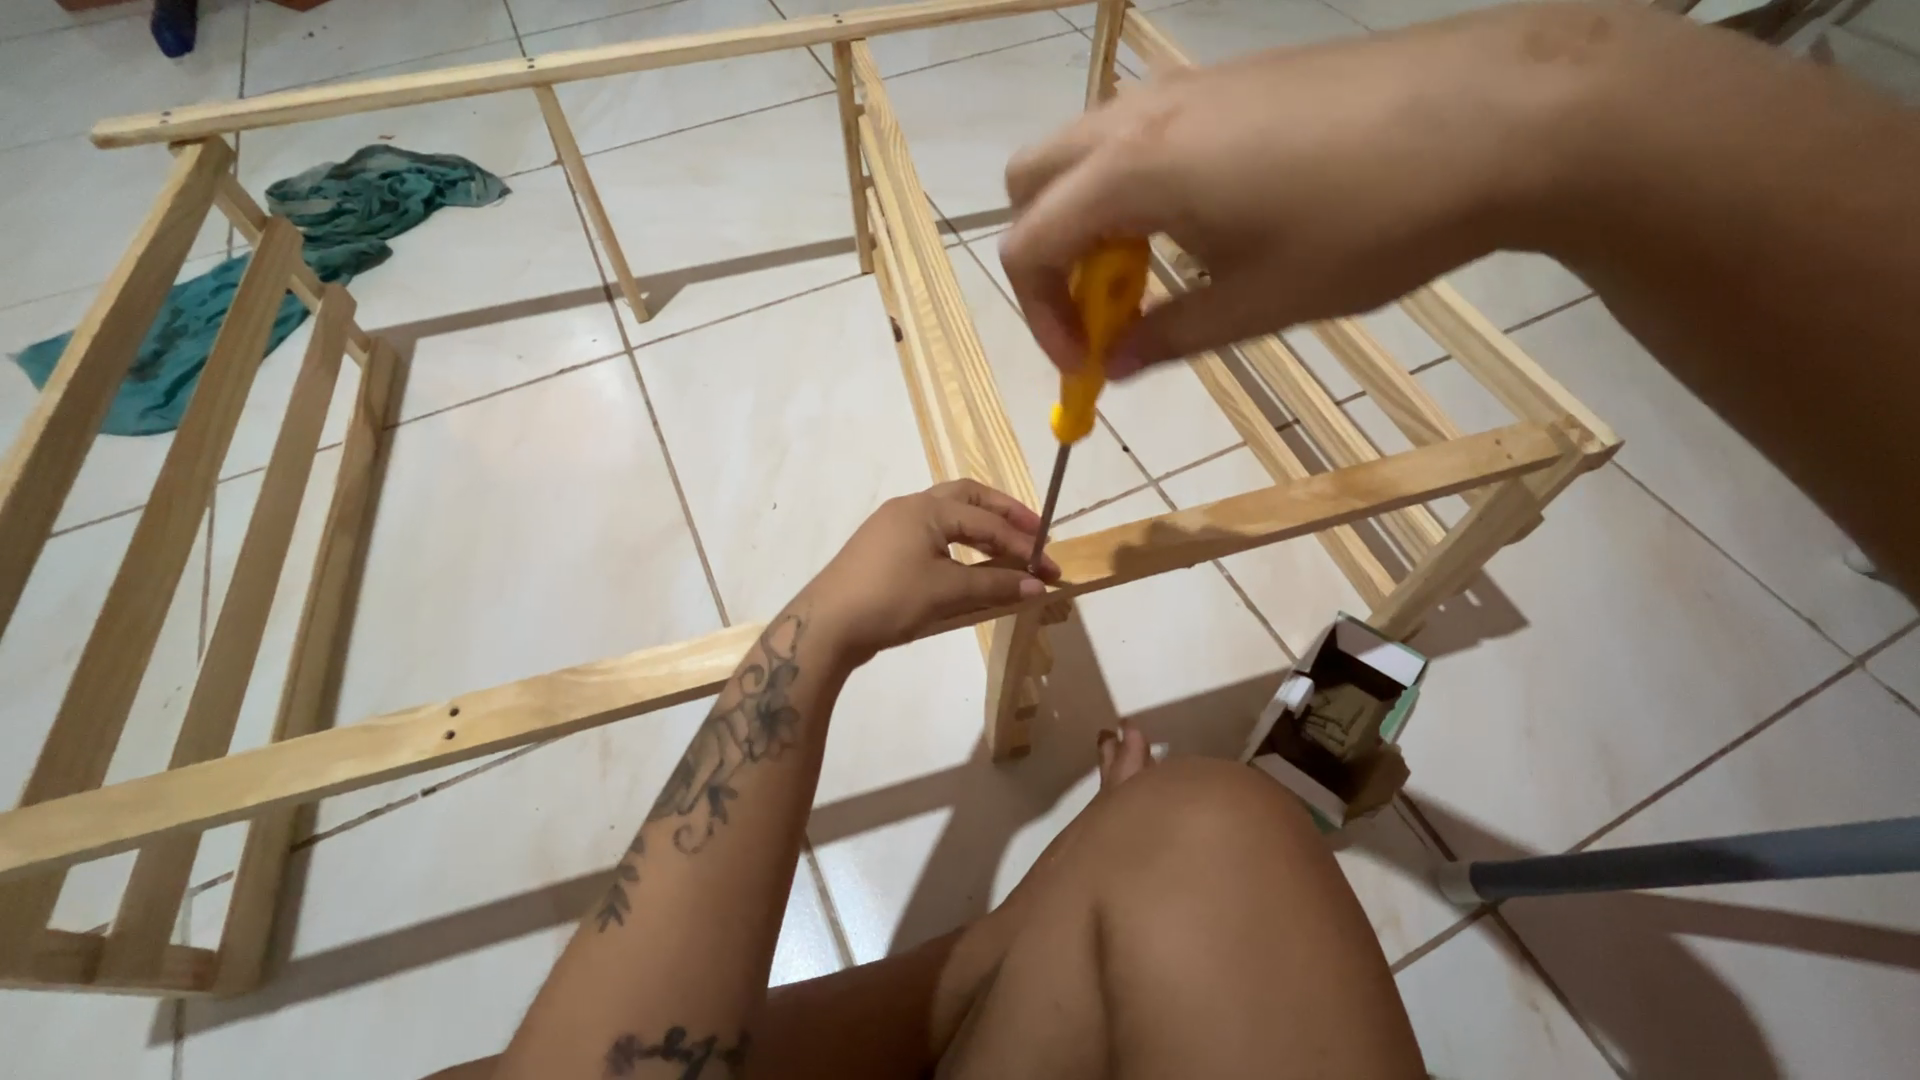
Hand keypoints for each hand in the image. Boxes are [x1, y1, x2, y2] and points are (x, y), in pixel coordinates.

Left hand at [800, 480, 1061, 662]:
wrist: (826, 625)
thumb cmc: (890, 599)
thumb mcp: (948, 593)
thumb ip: (996, 586)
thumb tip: (1038, 587)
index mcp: (927, 508)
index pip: (988, 521)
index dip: (1024, 545)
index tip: (1052, 568)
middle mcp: (910, 506)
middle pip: (969, 499)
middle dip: (1005, 515)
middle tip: (1034, 535)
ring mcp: (893, 526)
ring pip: (948, 517)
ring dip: (981, 530)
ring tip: (1008, 550)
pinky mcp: (884, 549)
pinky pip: (932, 536)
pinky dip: (959, 545)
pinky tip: (970, 565)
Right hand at [999, 2, 1612, 376]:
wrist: (1499, 114)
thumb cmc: (1367, 225)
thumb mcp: (1255, 305)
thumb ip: (1166, 337)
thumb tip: (1114, 366)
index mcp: (1132, 172)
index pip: (1028, 246)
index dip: (1041, 318)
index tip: (1088, 364)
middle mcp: (1137, 117)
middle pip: (1032, 185)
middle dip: (1046, 259)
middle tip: (1102, 312)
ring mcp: (1181, 89)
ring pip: (1081, 154)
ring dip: (1087, 223)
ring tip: (1151, 274)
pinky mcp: (1224, 81)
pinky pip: (1136, 135)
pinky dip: (1130, 190)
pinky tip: (1198, 226)